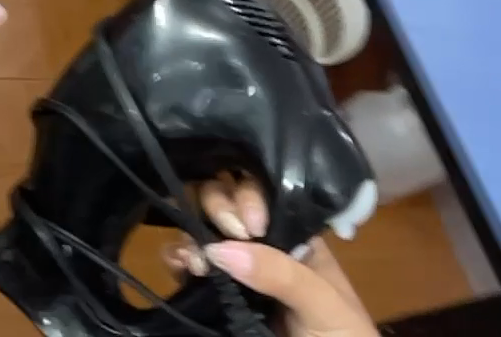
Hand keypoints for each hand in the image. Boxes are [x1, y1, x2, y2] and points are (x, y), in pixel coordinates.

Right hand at [162, 174, 375, 336]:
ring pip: (200, 228)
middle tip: (229, 234)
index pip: (261, 195)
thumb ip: (279, 272)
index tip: (252, 223)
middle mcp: (258, 244)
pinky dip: (175, 257)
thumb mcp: (324, 304)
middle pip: (223, 200)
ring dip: (193, 233)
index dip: (248, 198)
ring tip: (198, 259)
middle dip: (217, 208)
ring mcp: (232, 269)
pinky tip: (180, 265)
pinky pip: (184, 263)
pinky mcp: (211, 295)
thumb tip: (220, 246)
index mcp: (292, 237)